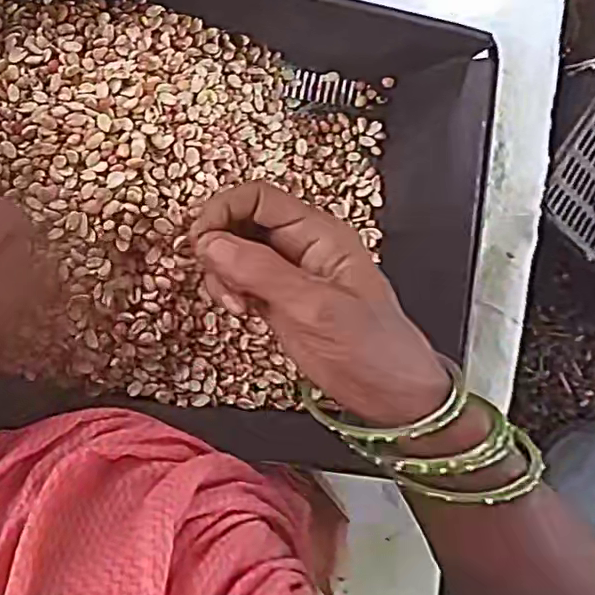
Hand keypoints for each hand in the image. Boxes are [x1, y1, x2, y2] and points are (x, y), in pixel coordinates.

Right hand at [190, 182, 451, 426]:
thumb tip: (211, 243)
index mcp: (318, 233)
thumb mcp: (316, 308)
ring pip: (230, 250)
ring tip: (234, 302)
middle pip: (237, 221)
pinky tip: (240, 311)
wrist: (391, 396)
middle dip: (216, 246)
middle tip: (216, 276)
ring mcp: (283, 271)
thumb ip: (261, 272)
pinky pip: (234, 278)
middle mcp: (298, 245)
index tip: (202, 241)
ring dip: (219, 273)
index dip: (223, 211)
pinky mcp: (273, 296)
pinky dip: (225, 291)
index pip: (257, 198)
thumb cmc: (374, 349)